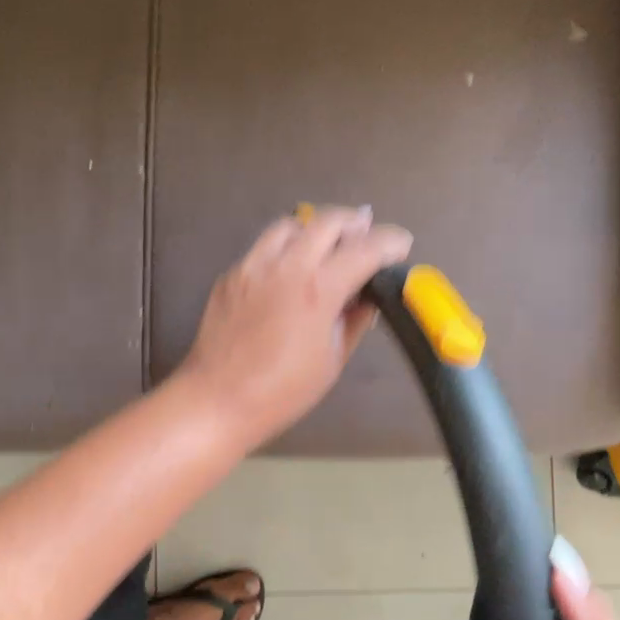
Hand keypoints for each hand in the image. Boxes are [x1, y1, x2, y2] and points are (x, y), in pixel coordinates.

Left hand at [177, 205, 412, 444]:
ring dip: (316, 228)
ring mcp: (253, 265)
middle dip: (355, 222)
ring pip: (291, 225)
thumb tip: (367, 298)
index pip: (364, 248)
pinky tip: (291, 269)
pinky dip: (286, 248)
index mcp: (318, 288)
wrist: (217, 399)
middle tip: (367, 232)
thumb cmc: (282, 391)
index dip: (389, 242)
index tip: (402, 244)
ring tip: (328, 243)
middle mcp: (286, 265)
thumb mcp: (331, 360)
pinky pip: (264, 247)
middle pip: (327, 221)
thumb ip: (352, 321)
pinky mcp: (232, 273)